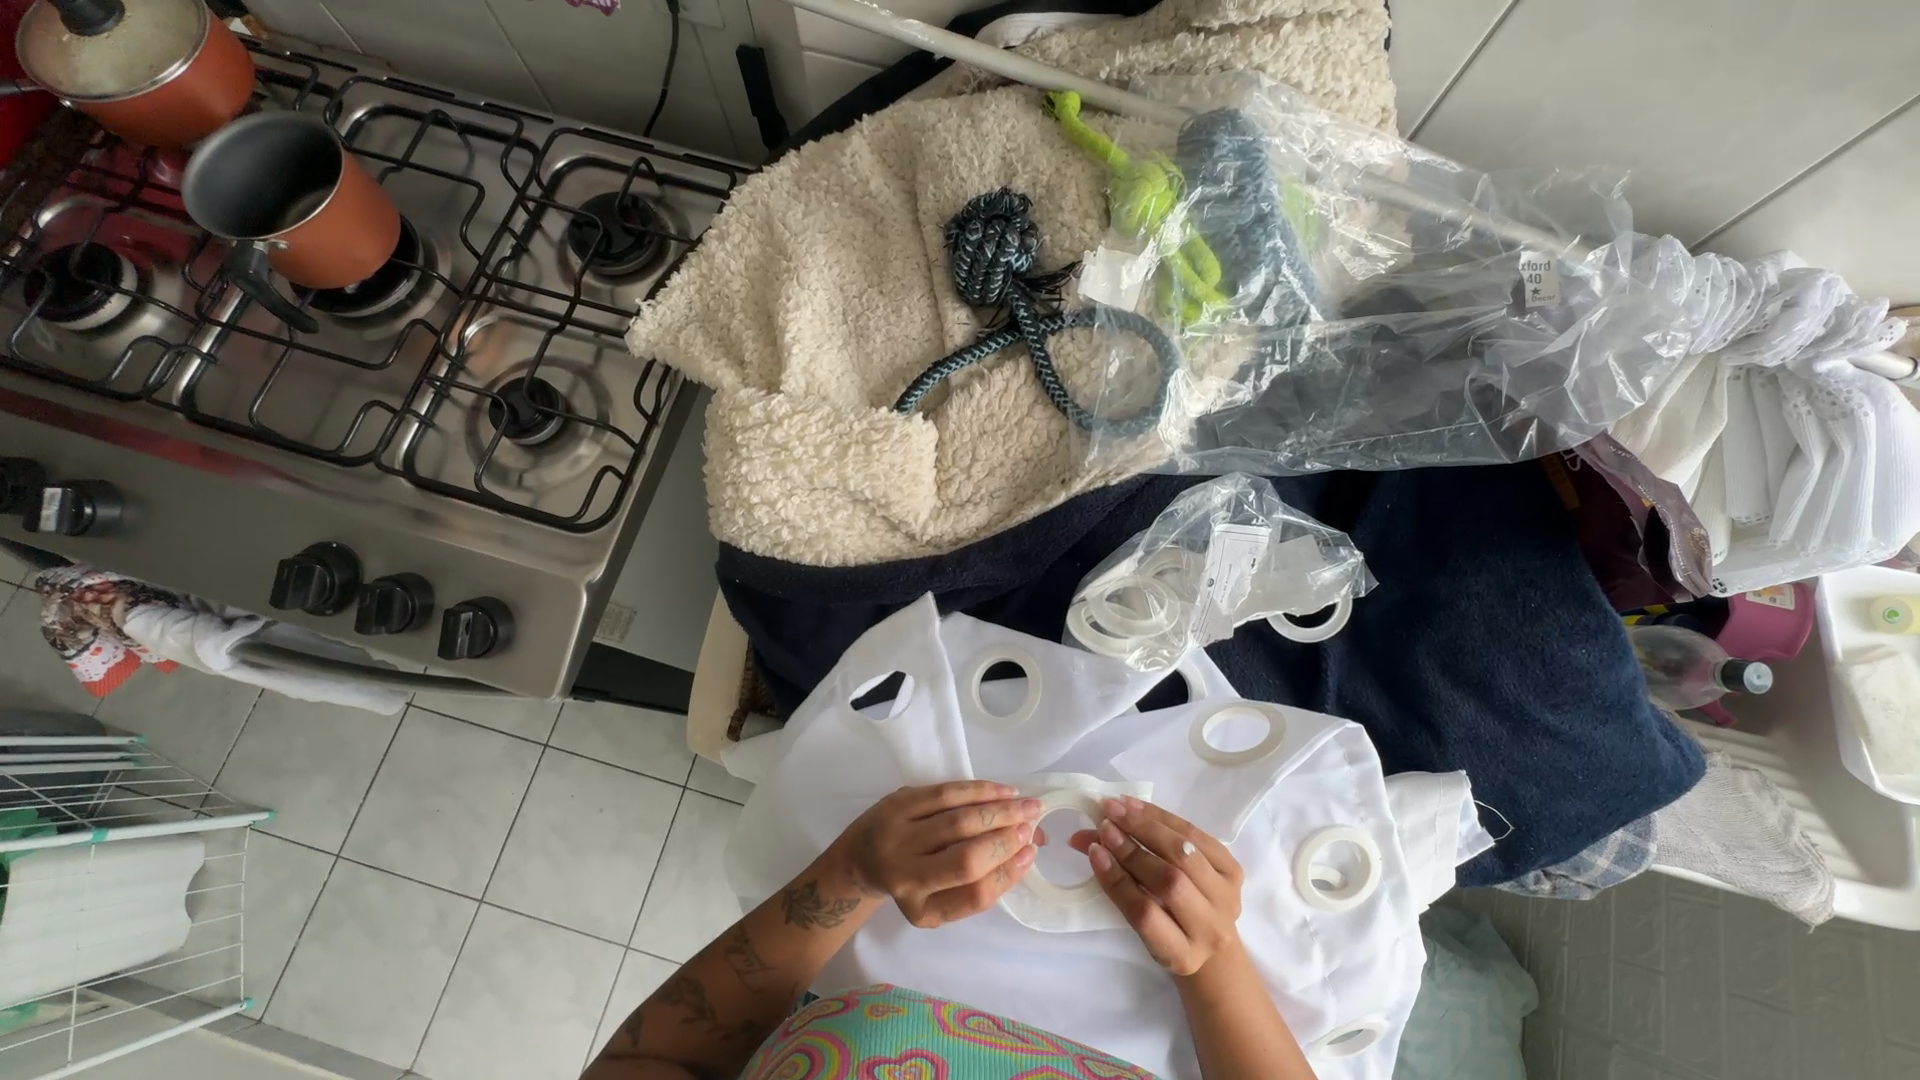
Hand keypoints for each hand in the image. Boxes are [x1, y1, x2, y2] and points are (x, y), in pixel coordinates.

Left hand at [831, 781, 1041, 928]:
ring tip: (1026, 805)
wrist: (859, 858)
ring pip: (957, 820)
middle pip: (965, 858)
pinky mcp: (897, 804)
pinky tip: (1002, 791)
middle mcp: (905, 877)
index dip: (1008, 873)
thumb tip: (1031, 846)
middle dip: (1006, 840)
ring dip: (999, 811)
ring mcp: (898, 837)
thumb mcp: (940, 896)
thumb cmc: (912, 879)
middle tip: (1033, 825)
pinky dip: (978, 790)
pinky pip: (945, 793)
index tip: (1031, 854)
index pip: (974, 895)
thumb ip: (982, 878)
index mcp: (921, 910)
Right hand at [1071, 797, 1244, 975]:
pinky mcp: (1235, 871)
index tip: (1094, 850)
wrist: (1213, 940)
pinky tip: (1139, 806)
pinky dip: (1164, 818)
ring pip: (1186, 853)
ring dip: (1148, 826)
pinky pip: (1197, 835)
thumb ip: (1113, 882)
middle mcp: (1210, 929)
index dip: (1118, 880)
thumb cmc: (1165, 929)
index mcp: (1181, 954)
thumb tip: (1080, 839)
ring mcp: (1227, 897)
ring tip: (1119, 809)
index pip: (1145, 914)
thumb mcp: (1138, 921)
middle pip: (1169, 882)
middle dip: (1132, 849)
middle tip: (1104, 824)